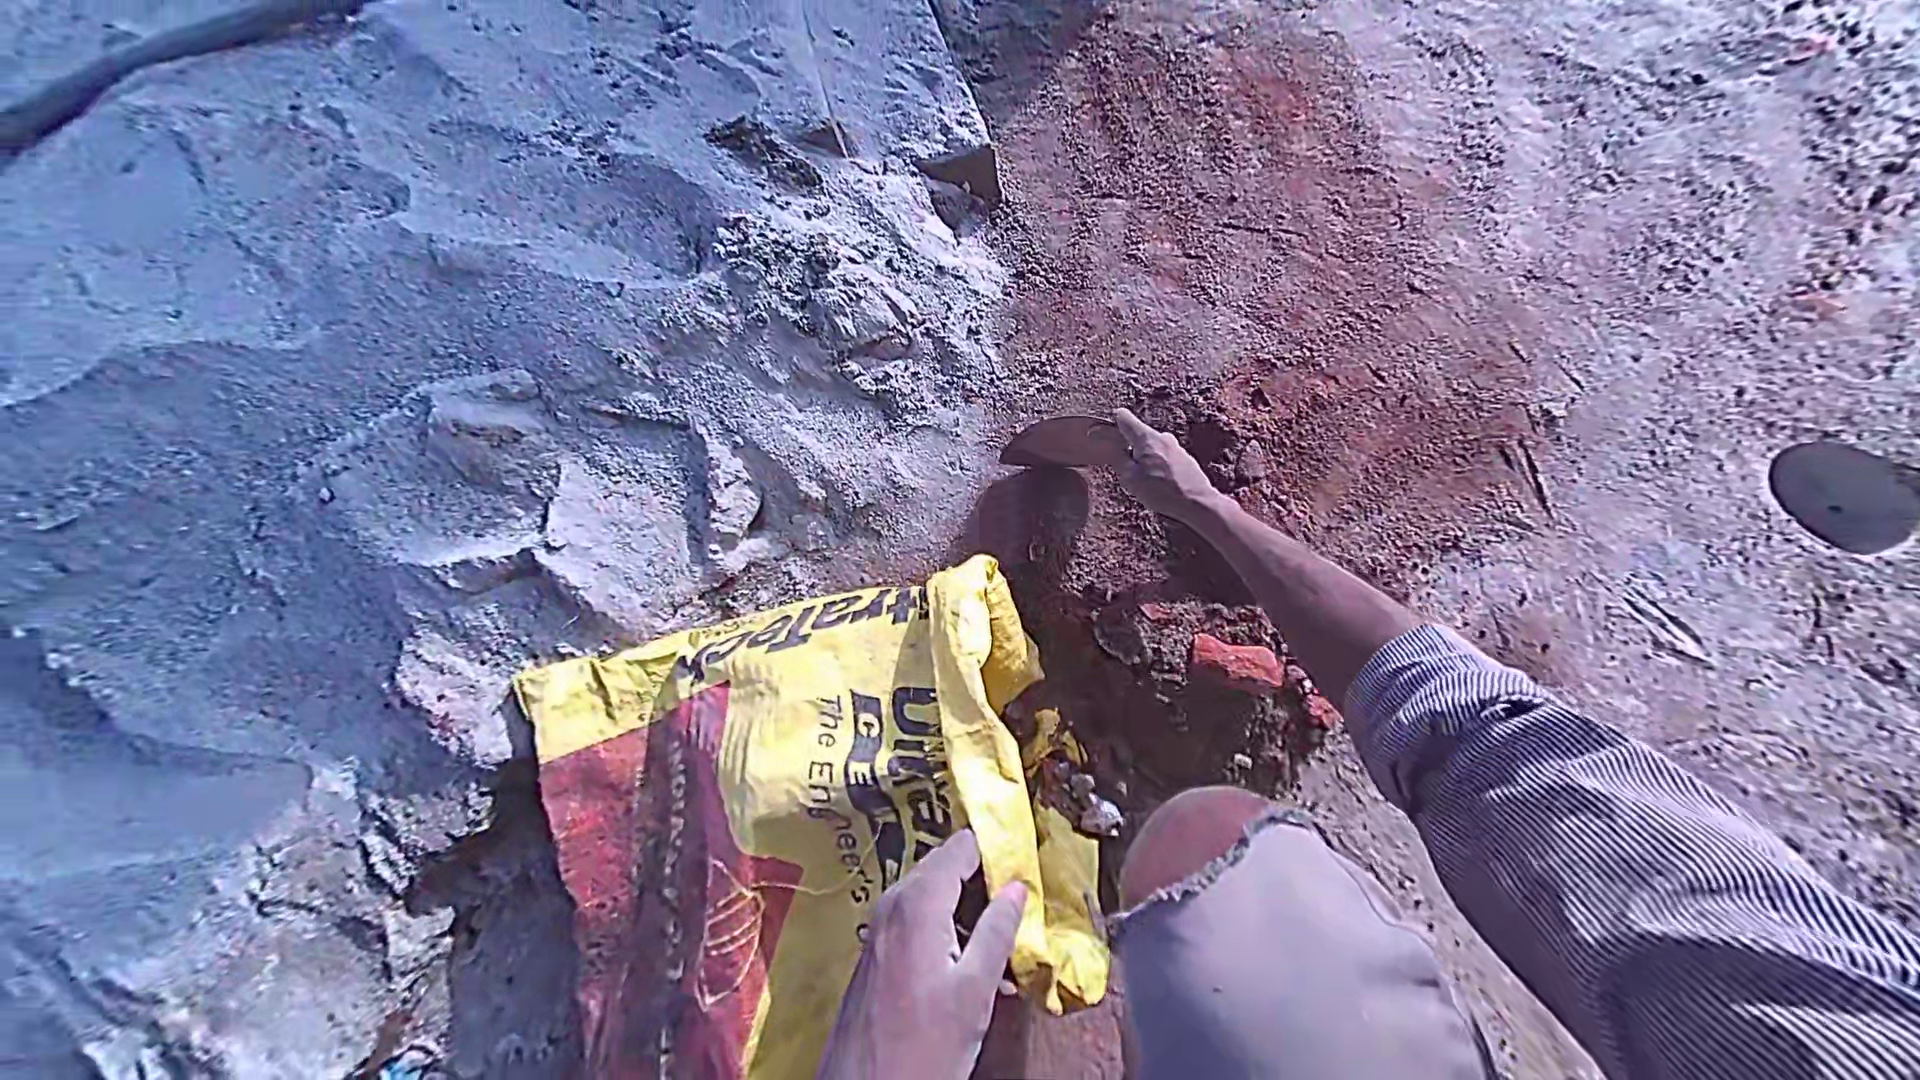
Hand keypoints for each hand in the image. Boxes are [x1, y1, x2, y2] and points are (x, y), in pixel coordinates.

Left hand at [816, 831, 1028, 1079]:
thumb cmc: (923, 1046)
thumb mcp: (974, 991)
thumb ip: (998, 930)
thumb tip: (1018, 887)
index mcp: (920, 899)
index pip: (963, 845)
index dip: (996, 847)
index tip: (1027, 860)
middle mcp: (896, 899)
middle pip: (948, 864)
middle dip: (985, 876)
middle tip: (1020, 898)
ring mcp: (883, 922)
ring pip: (935, 891)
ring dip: (969, 905)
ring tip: (1004, 935)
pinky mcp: (879, 946)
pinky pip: (919, 915)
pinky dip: (948, 923)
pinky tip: (973, 960)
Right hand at [1112, 408, 1225, 522]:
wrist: (1197, 502)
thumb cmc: (1163, 492)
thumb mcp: (1130, 478)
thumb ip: (1118, 458)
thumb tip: (1110, 444)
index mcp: (1146, 438)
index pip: (1123, 417)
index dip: (1110, 423)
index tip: (1104, 435)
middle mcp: (1162, 437)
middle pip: (1138, 436)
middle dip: (1130, 451)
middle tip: (1128, 473)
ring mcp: (1175, 446)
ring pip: (1151, 449)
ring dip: (1145, 462)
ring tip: (1147, 484)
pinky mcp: (1184, 458)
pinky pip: (1164, 458)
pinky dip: (1158, 468)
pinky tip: (1160, 486)